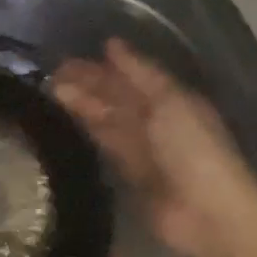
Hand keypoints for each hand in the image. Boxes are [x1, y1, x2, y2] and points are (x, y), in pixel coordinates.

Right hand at [54, 38, 256, 256]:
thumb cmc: (192, 148)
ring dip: (81, 106)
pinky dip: (88, 133)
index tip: (66, 61)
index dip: (100, 68)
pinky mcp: (130, 176)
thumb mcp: (169, 100)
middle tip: (49, 77)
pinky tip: (64, 125)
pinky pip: (105, 147)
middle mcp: (156, 120)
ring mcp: (143, 149)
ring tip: (49, 94)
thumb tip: (111, 44)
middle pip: (116, 98)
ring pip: (107, 120)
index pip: (130, 77)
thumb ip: (139, 71)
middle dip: (86, 86)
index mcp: (171, 98)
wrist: (208, 213)